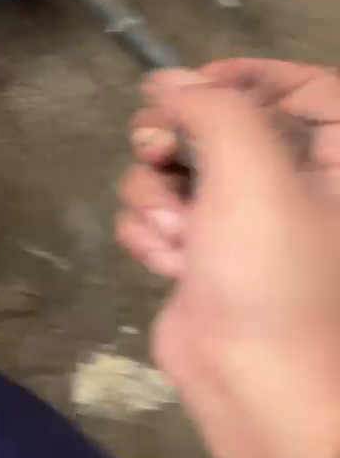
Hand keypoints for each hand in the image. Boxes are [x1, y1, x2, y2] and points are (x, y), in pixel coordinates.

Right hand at [115, 60, 339, 457]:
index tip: (183, 85)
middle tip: (155, 154)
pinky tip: (169, 262)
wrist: (263, 381)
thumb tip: (171, 79)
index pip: (307, 90)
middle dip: (170, 140)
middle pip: (216, 125)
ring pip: (172, 170)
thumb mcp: (254, 183)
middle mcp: (300, 188)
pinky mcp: (203, 248)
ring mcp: (248, 221)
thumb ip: (215, 116)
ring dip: (153, 195)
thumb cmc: (280, 278)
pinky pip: (155, 212)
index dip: (243, 77)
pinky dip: (149, 231)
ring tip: (174, 234)